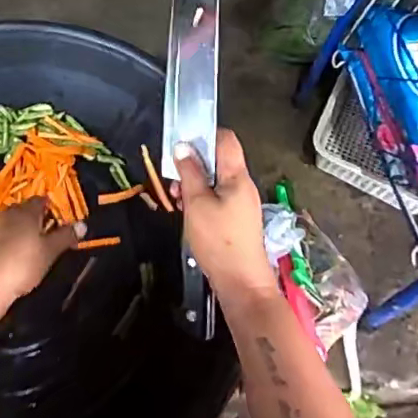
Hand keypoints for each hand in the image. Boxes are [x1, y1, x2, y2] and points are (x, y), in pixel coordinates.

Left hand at [0, 197, 83, 311]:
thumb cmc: (21, 266)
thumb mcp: (50, 252)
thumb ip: (65, 237)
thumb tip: (82, 224)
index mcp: (25, 212)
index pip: (42, 200)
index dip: (53, 208)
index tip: (62, 221)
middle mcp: (6, 215)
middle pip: (25, 211)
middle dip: (37, 220)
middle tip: (49, 235)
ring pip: (10, 225)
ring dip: (21, 233)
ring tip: (32, 250)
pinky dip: (7, 245)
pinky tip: (12, 261)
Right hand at [172, 130, 275, 302]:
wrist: (241, 282)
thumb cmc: (218, 241)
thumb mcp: (197, 204)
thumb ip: (190, 173)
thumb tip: (183, 146)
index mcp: (237, 176)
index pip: (226, 139)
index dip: (205, 134)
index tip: (182, 141)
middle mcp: (244, 185)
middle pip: (220, 160)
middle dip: (195, 163)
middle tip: (174, 177)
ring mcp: (243, 202)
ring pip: (217, 181)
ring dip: (196, 183)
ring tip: (177, 197)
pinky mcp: (239, 219)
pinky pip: (220, 198)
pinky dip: (203, 199)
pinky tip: (189, 212)